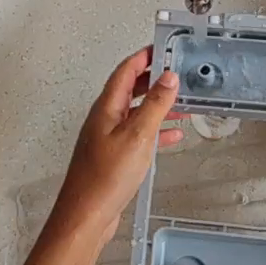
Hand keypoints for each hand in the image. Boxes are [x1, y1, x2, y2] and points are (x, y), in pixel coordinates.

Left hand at [49, 47, 183, 245]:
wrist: (86, 216)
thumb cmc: (103, 180)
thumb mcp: (138, 136)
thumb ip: (154, 105)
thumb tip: (168, 78)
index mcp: (106, 107)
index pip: (126, 70)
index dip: (144, 56)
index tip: (162, 48)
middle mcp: (104, 118)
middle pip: (130, 88)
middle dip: (153, 78)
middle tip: (174, 71)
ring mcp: (108, 137)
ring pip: (136, 112)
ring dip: (157, 104)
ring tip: (179, 100)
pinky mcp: (113, 156)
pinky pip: (137, 134)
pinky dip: (155, 130)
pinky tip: (170, 135)